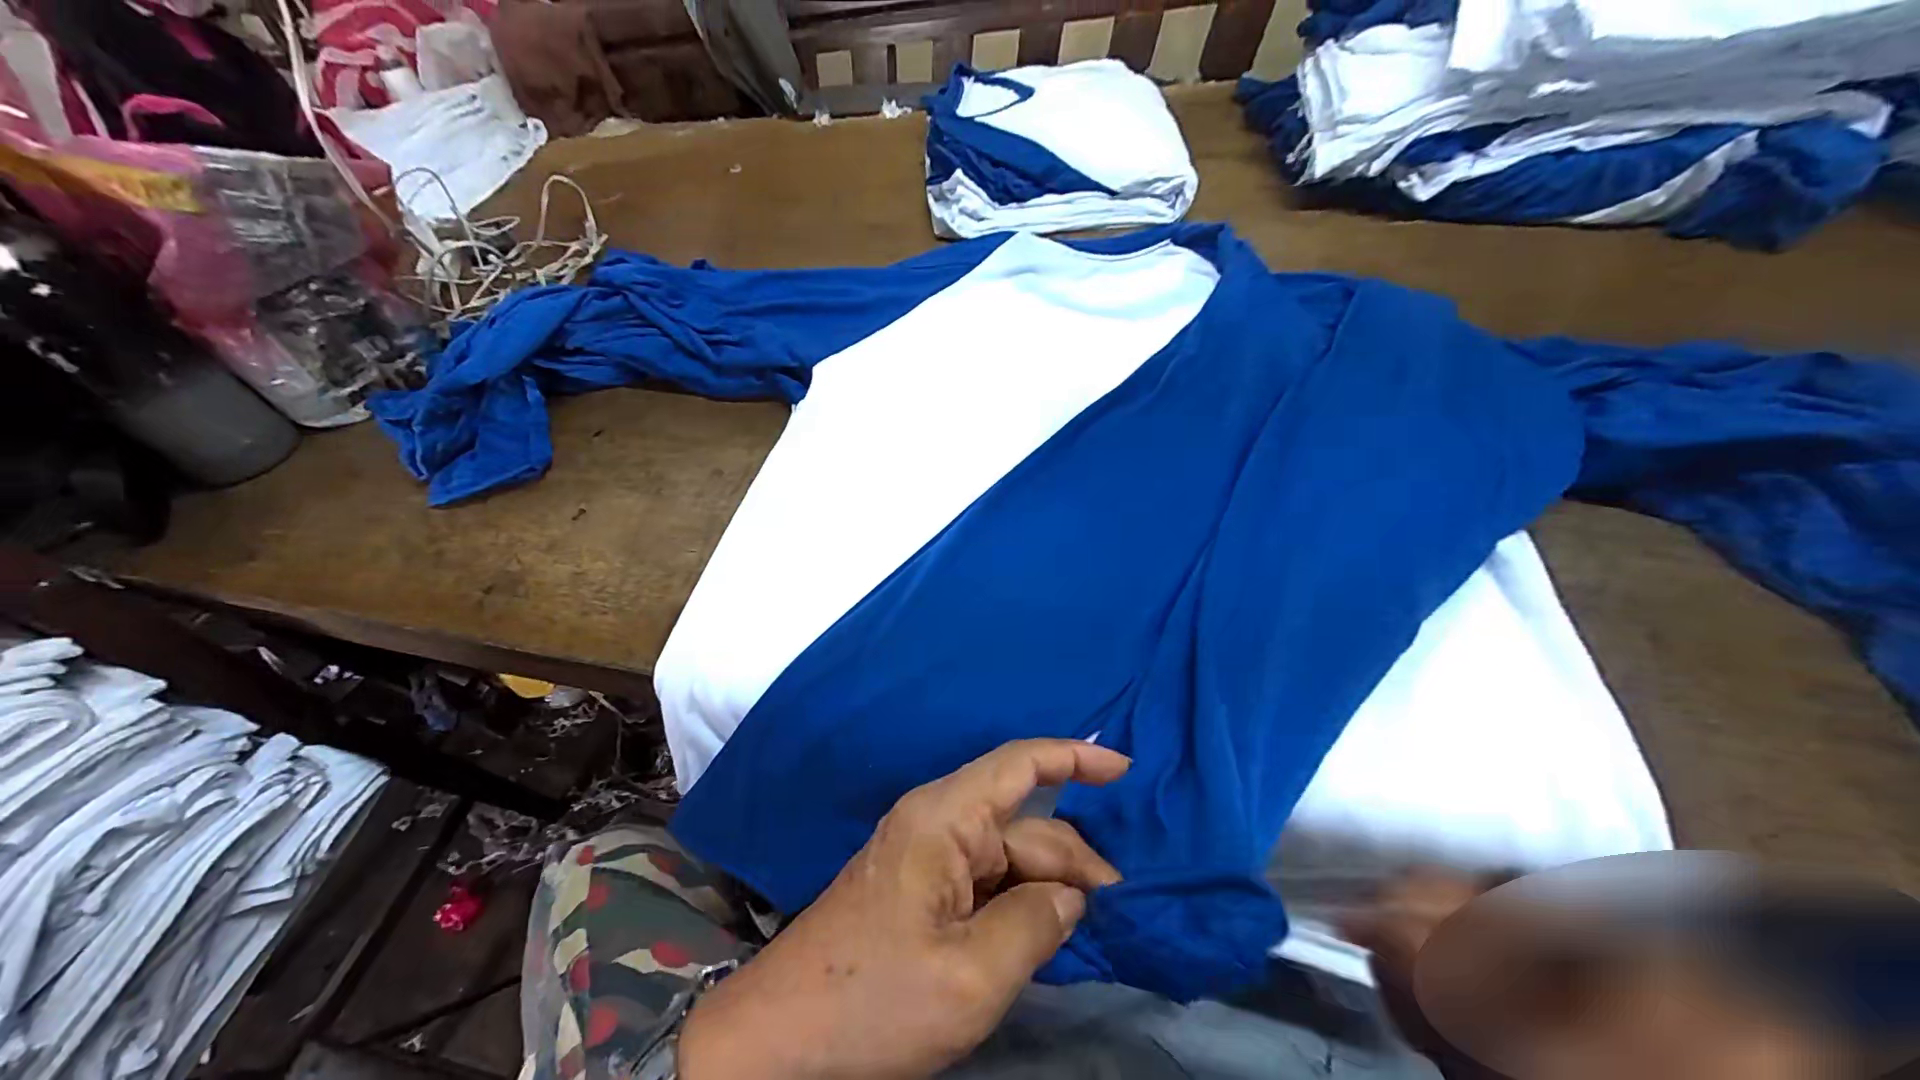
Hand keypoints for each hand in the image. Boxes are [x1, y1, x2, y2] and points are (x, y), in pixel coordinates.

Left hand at [678, 738, 1129, 1079]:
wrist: (782, 1038)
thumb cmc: (875, 1000)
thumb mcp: (972, 974)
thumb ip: (1036, 922)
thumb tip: (1071, 895)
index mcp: (944, 818)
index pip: (1020, 764)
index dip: (1076, 757)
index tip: (1126, 770)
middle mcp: (936, 823)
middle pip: (1023, 824)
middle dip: (1073, 859)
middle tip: (1121, 908)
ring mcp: (926, 856)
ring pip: (1007, 857)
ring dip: (1048, 887)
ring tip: (1089, 929)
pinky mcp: (919, 889)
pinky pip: (985, 882)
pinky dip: (1019, 902)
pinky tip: (1044, 934)